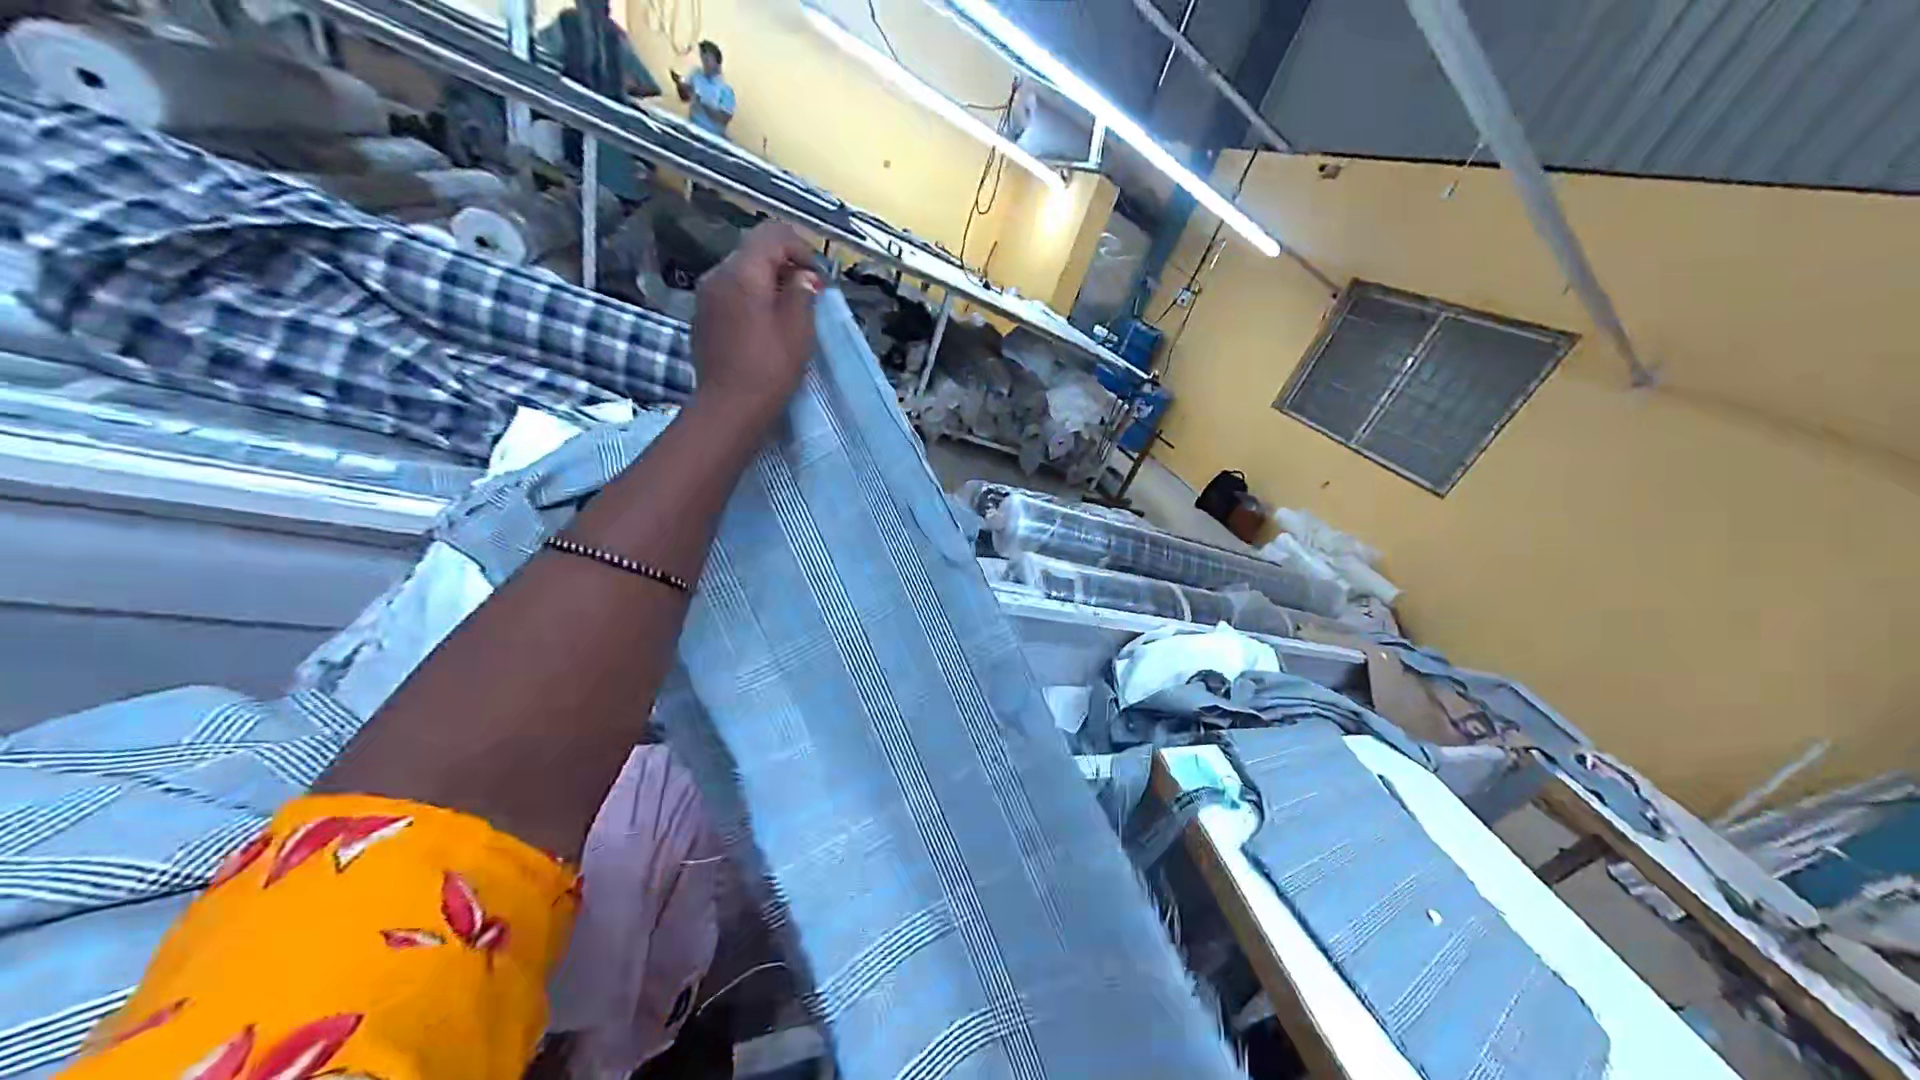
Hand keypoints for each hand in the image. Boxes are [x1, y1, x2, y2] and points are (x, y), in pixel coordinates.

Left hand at [690, 222, 821, 429]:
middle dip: (785, 267)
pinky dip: (752, 300)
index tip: (818, 278)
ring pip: (742, 273)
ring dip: (769, 284)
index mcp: (742, 272)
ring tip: (790, 314)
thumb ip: (802, 292)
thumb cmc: (769, 368)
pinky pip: (731, 295)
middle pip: (754, 252)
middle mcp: (717, 275)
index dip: (801, 248)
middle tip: (809, 297)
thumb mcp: (798, 328)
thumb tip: (802, 277)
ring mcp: (705, 297)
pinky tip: (766, 328)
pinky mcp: (703, 318)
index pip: (773, 234)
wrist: (729, 408)